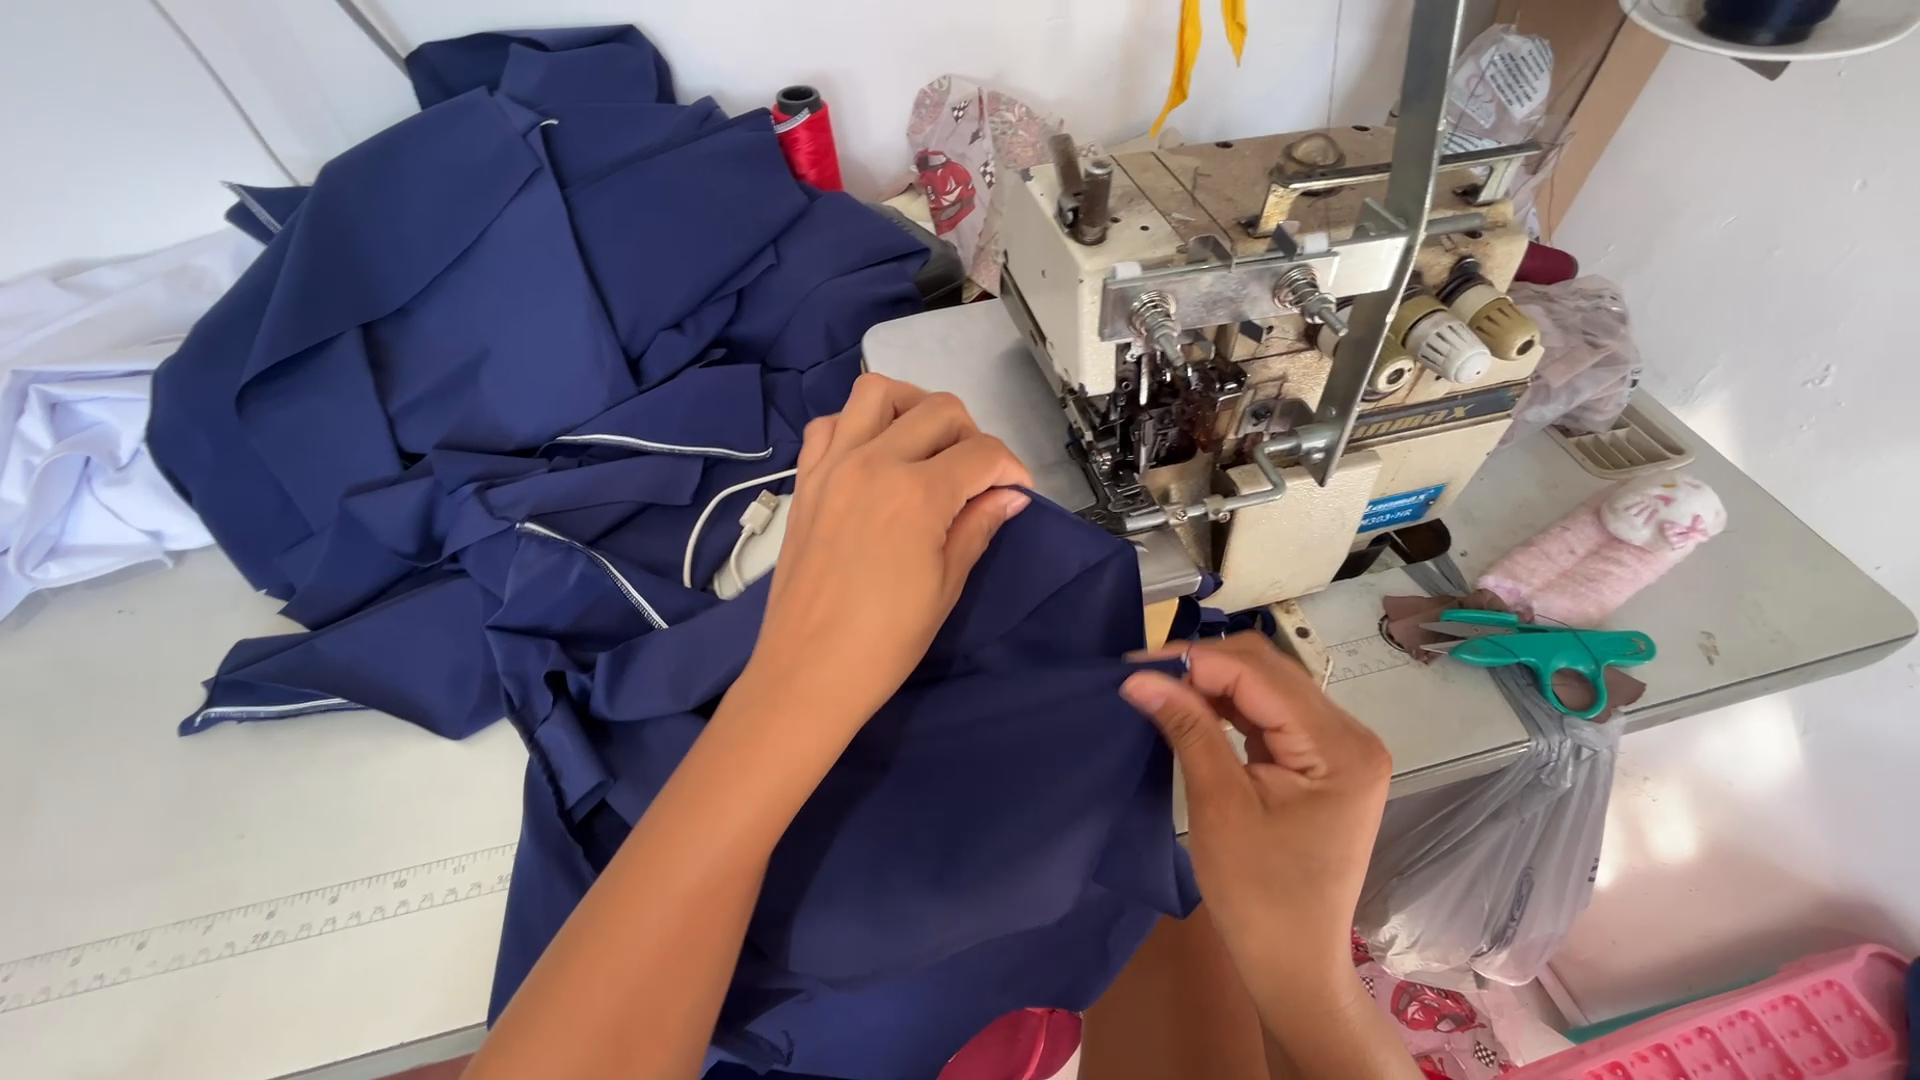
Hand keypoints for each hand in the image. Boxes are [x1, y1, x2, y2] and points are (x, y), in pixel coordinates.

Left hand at [746, 373, 1031, 730]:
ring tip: (926, 446)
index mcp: (916, 493)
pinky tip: (874, 456)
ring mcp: (832, 466)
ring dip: (913, 408)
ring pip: (878, 392)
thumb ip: (979, 526)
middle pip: (940, 410)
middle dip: (973, 435)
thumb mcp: (947, 584)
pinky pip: (830, 423)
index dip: (1012, 469)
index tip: (1017, 491)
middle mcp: (873, 462)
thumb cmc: (885, 642)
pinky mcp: (806, 480)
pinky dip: (857, 424)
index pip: (983, 453)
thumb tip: (1010, 495)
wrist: (808, 671)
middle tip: (977, 476)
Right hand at [1120, 634, 1391, 1006]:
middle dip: (1203, 666)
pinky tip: (1191, 706)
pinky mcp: (1320, 762)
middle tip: (1143, 675)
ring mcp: (1339, 749)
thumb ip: (1186, 726)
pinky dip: (1228, 707)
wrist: (1292, 963)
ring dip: (1213, 684)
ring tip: (1159, 686)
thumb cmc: (1258, 894)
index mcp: (1340, 747)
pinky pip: (1270, 715)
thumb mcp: (1218, 803)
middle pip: (1269, 673)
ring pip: (1267, 688)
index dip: (1194, 661)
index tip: (1133, 665)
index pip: (1259, 675)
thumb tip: (1138, 676)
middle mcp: (1351, 736)